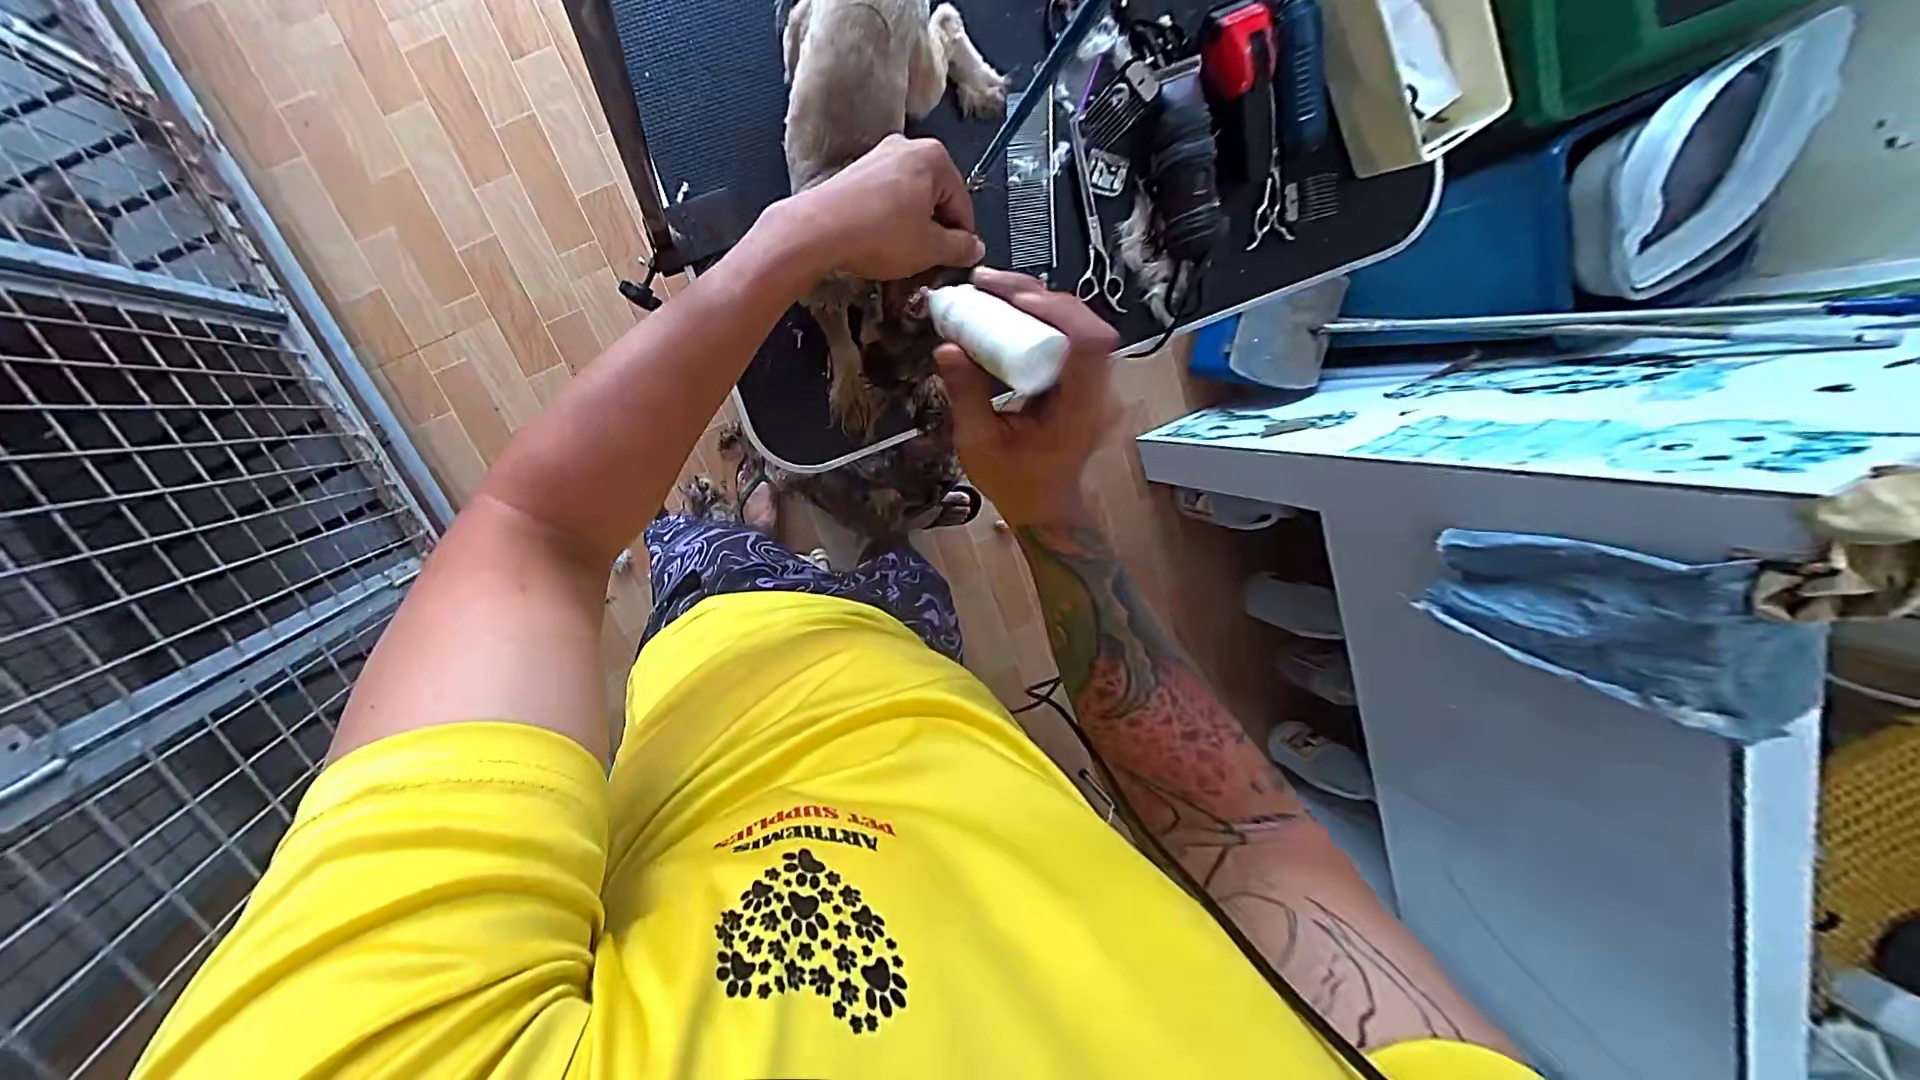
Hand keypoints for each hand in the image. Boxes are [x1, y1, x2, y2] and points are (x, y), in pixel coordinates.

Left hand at [772, 135, 984, 280]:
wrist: (820, 231)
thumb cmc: (877, 234)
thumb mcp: (930, 249)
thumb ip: (960, 248)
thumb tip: (973, 248)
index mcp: (934, 157)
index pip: (963, 205)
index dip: (963, 239)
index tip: (958, 260)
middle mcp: (906, 148)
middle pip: (937, 199)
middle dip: (936, 231)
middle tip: (931, 261)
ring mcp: (879, 158)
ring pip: (912, 200)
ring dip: (914, 229)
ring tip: (904, 256)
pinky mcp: (857, 174)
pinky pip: (887, 200)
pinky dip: (891, 222)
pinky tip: (883, 244)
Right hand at [936, 268, 1119, 526]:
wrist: (1044, 504)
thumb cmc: (1015, 482)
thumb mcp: (979, 443)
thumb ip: (965, 395)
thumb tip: (946, 348)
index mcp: (1079, 411)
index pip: (1088, 345)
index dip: (1056, 312)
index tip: (1013, 299)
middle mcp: (1099, 393)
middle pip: (1086, 324)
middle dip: (1039, 296)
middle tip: (991, 285)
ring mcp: (1098, 385)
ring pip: (1081, 324)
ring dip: (1041, 302)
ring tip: (996, 293)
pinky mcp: (1087, 380)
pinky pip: (1071, 336)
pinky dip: (1043, 318)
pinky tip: (1012, 311)